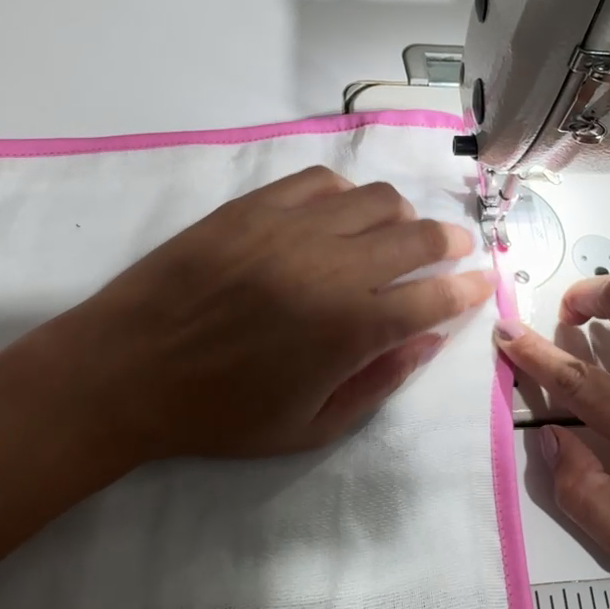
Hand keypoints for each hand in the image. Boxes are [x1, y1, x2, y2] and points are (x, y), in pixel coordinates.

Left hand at [31, 166, 493, 464]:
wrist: (128, 369)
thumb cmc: (220, 413)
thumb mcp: (309, 427)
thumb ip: (378, 383)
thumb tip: (426, 341)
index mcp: (352, 327)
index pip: (436, 297)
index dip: (468, 288)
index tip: (481, 283)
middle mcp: (334, 266)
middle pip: (418, 237)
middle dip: (450, 243)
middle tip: (454, 250)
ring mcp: (293, 227)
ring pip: (376, 199)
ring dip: (401, 216)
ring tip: (397, 233)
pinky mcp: (255, 206)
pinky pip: (320, 181)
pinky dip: (346, 194)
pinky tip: (340, 213)